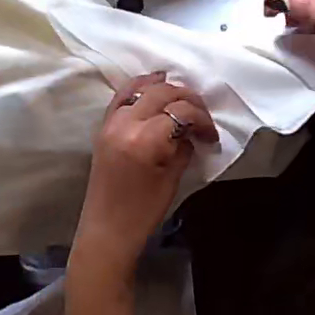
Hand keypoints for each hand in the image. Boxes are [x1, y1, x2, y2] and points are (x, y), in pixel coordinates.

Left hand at [71, 74, 218, 282]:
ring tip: (183, 97)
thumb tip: (191, 130)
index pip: (181, 112)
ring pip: (140, 88)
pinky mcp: (103, 126)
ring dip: (164, 88)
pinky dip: (140, 87)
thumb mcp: (172, 178)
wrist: (107, 229)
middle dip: (187, 99)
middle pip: (162, 93)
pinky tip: (155, 85)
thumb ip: (182, 147)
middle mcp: (125, 123)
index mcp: (144, 139)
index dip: (202, 119)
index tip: (211, 135)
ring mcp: (110, 122)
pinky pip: (122, 96)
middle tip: (202, 114)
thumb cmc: (144, 211)